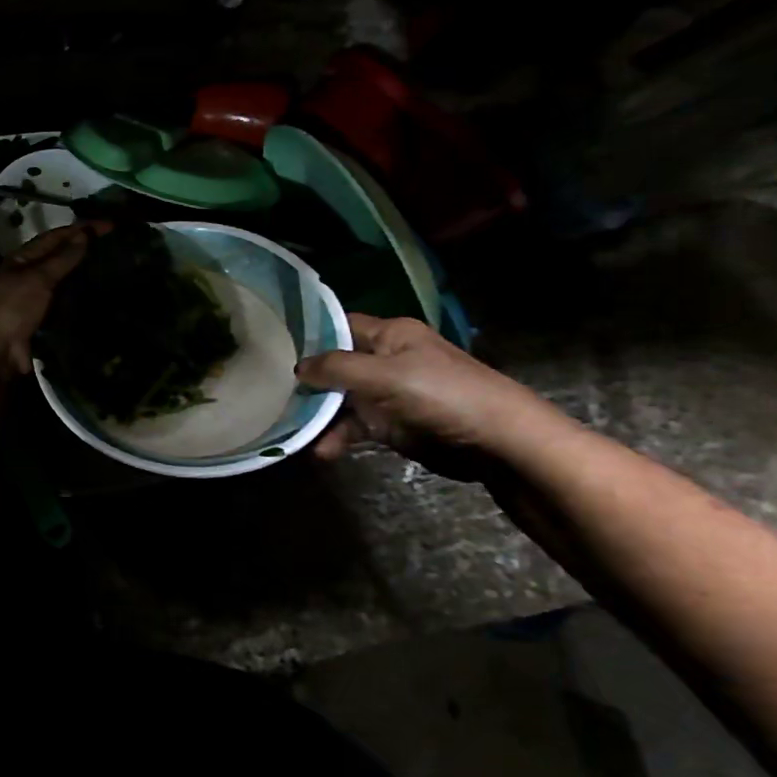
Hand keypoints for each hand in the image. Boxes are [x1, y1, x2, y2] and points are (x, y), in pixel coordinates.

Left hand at [0, 223, 109, 377]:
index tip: (109, 226)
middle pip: (60, 255)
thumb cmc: (15, 307)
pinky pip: (66, 298)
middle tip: (115, 243)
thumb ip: (62, 257)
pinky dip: (81, 293)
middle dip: (84, 247)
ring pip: (64, 277)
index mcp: (21, 259)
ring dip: (85, 270)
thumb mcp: (38, 278)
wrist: (0, 349)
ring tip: (114, 264)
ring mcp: (36, 295)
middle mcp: (28, 273)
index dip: (80, 229)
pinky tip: (100, 290)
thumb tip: (83, 234)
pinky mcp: (45, 315)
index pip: (54, 237)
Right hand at [297, 314, 573, 477]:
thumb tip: (297, 368)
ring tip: (294, 431)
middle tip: (272, 393)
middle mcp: (386, 359)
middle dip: (306, 381)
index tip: (272, 346)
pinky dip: (338, 437)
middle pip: (334, 365)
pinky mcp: (393, 425)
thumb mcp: (384, 374)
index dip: (308, 334)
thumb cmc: (444, 395)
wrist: (503, 445)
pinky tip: (322, 452)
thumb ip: (335, 367)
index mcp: (390, 334)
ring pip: (340, 399)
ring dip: (318, 416)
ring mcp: (389, 393)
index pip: (338, 325)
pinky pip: (355, 427)